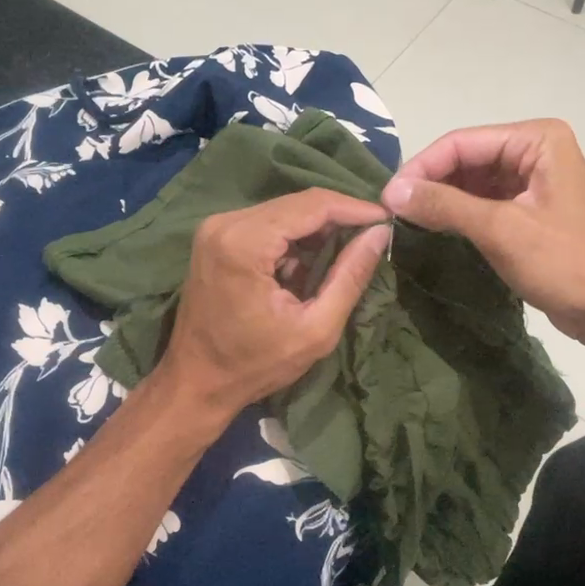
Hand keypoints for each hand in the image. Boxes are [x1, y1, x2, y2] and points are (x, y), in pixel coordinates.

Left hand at [158, 188, 390, 415]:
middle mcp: (226, 222)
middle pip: (296, 203)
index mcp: (244, 242)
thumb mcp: (315, 329)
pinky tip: (315, 260)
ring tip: (350, 249)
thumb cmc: (254, 365)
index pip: (312, 205)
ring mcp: (217, 227)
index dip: (354, 208)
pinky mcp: (216, 237)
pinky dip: (294, 237)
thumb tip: (381, 234)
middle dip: (338, 216)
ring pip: (283, 211)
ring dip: (317, 228)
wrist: (196, 382)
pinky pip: (266, 223)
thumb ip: (349, 277)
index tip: (388, 219)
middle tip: (375, 234)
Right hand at [382, 120, 584, 346]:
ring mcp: (535, 182)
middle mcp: (537, 151)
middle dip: (430, 183)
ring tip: (406, 223)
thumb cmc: (565, 264)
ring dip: (441, 200)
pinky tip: (434, 231)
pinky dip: (459, 215)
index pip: (462, 142)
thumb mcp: (501, 230)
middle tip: (392, 213)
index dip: (421, 168)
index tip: (387, 199)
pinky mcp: (532, 211)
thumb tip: (392, 192)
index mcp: (538, 140)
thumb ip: (444, 205)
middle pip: (467, 159)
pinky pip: (485, 203)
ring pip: (473, 182)